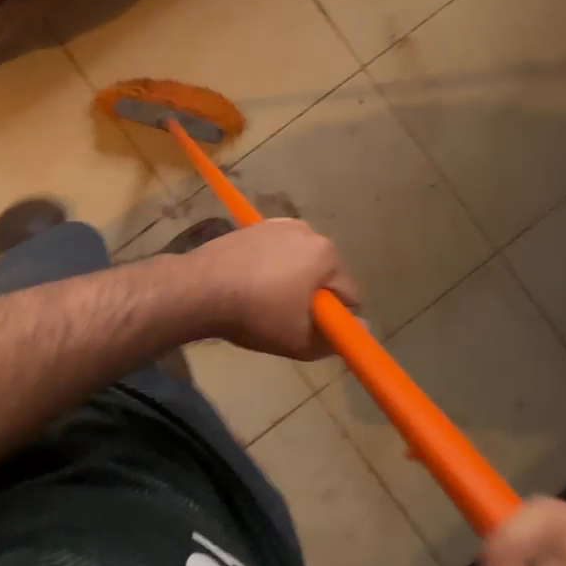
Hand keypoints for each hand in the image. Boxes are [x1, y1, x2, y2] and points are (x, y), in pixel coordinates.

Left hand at [182, 218, 357, 359]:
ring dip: (290, 281)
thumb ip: (337, 338)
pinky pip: (275, 253)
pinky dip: (270, 267)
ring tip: (263, 302)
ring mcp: (278, 224)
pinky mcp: (254, 227)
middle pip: (324, 274)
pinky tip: (250, 284)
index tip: (313, 332)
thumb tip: (363, 328)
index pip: (349, 295)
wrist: (201, 288)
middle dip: (312, 296)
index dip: (336, 320)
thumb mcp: (301, 341)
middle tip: (286, 319)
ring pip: (299, 262)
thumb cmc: (257, 313)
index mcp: (326, 254)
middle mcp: (308, 231)